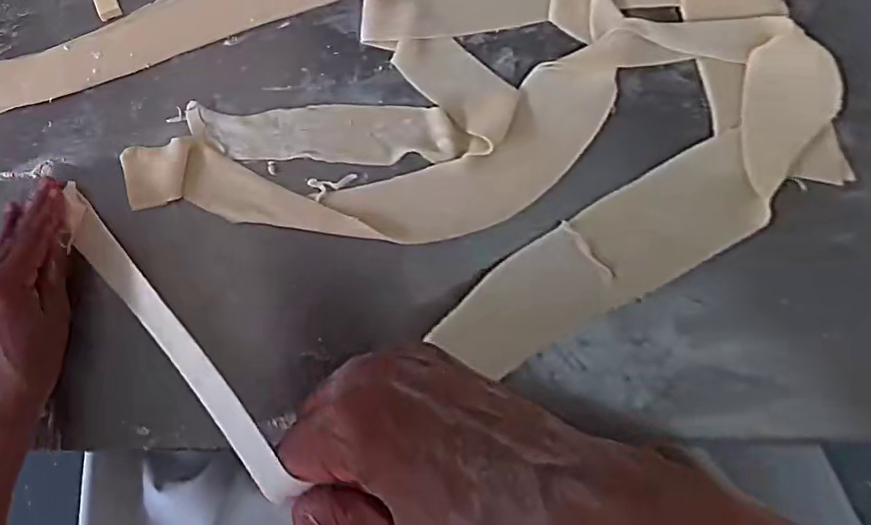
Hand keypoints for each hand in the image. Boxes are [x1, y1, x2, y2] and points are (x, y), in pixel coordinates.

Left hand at [0, 178, 70, 427]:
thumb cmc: (34, 364)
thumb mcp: (55, 316)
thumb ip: (53, 272)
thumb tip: (57, 237)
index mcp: (7, 283)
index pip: (33, 238)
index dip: (48, 213)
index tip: (60, 190)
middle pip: (18, 235)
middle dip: (36, 208)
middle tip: (50, 182)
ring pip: (7, 243)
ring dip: (24, 219)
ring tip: (36, 193)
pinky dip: (10, 236)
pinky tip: (12, 216)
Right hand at [279, 344, 785, 524]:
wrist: (581, 507)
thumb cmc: (501, 524)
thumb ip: (340, 523)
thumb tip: (319, 514)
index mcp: (350, 417)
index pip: (289, 451)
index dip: (305, 489)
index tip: (321, 507)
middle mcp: (371, 375)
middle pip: (319, 418)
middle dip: (337, 462)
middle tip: (379, 507)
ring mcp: (403, 363)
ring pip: (352, 400)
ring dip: (366, 438)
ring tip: (416, 486)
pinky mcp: (431, 361)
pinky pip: (389, 387)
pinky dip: (396, 416)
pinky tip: (432, 458)